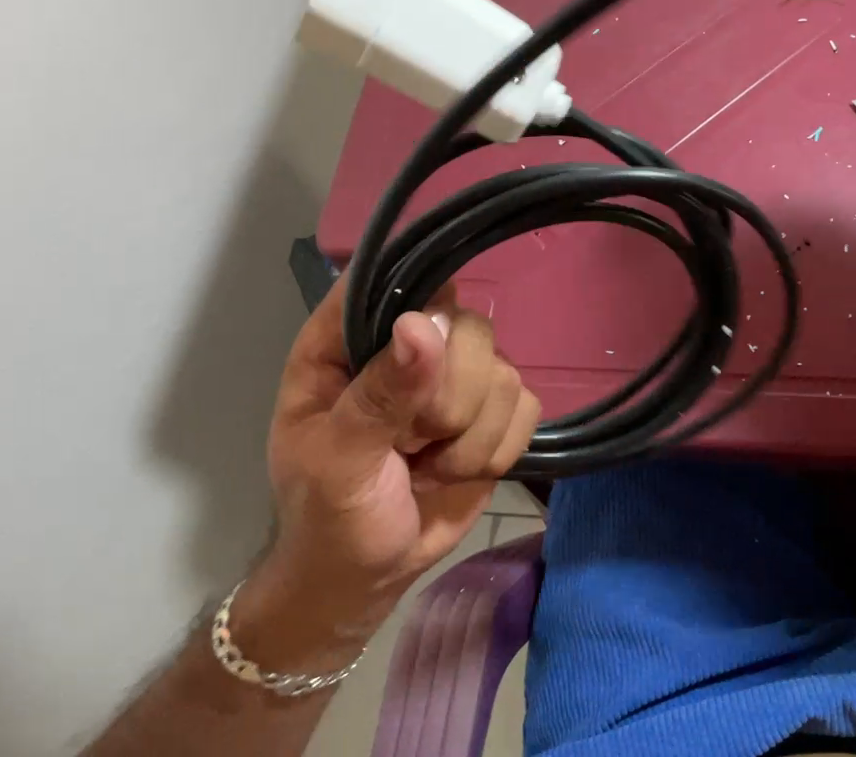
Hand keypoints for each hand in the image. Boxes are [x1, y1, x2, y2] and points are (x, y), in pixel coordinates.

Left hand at [230, 280, 540, 670]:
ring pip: (505, 372)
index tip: (427, 351)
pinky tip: (460, 469)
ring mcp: (457, 377)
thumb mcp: (336, 461)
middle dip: (450, 402)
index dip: (416, 302)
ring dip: (471, 439)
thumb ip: (379, 394)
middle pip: (469, 329)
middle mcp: (408, 344)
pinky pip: (527, 407)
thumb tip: (425, 324)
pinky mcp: (495, 411)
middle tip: (410, 443)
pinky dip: (499, 450)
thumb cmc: (328, 516)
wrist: (368, 575)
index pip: (388, 280)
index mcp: (346, 342)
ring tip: (428, 465)